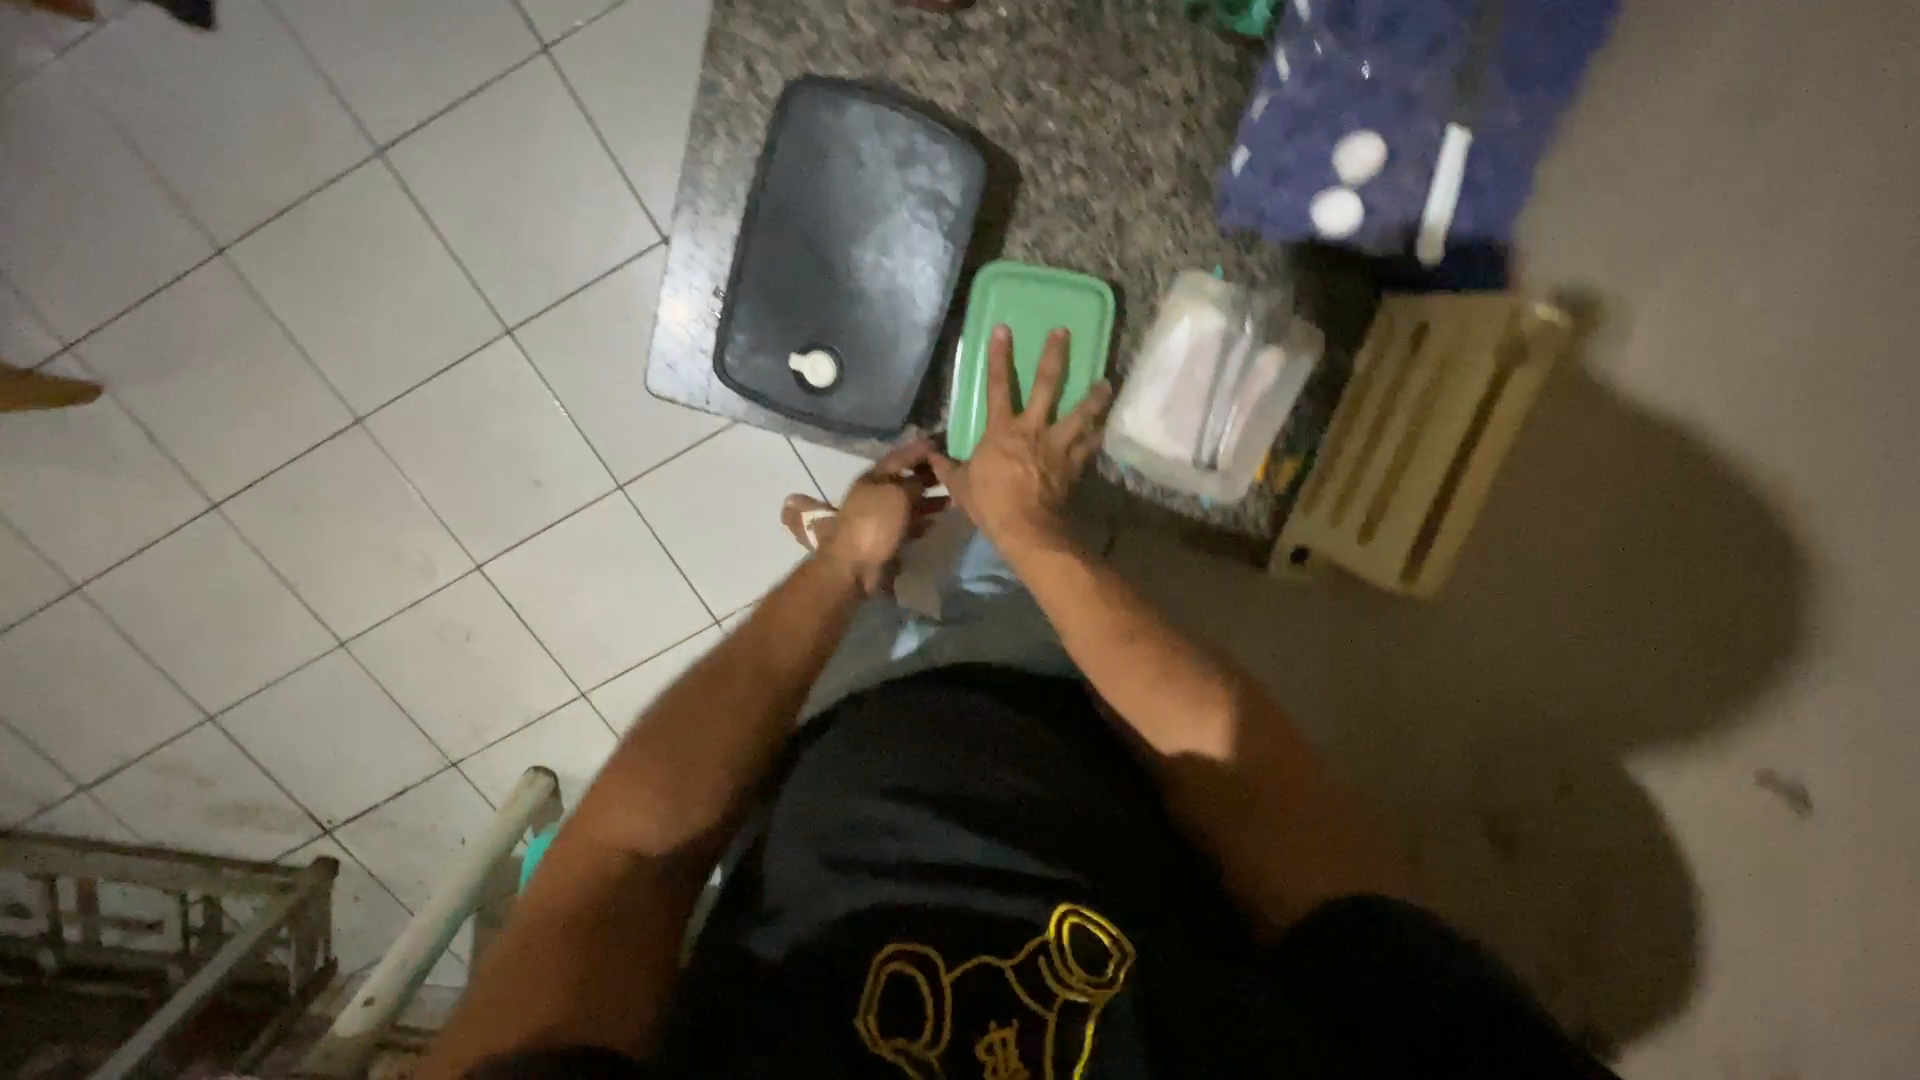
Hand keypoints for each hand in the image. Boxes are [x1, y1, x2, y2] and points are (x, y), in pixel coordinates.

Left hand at [816, 437, 944, 593]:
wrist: (855, 566)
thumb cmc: (874, 523)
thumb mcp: (897, 494)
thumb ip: (914, 482)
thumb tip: (923, 480)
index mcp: (874, 477)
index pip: (900, 456)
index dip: (920, 449)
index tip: (942, 442)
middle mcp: (877, 493)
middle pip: (906, 479)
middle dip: (929, 474)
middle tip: (954, 471)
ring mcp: (881, 517)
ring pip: (910, 502)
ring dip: (931, 499)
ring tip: (954, 498)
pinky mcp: (887, 538)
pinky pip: (910, 524)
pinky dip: (924, 520)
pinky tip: (939, 520)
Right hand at [931, 325, 1113, 553]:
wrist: (1026, 528)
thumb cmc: (990, 504)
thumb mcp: (961, 486)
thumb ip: (947, 468)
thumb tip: (931, 457)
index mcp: (1002, 430)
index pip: (998, 386)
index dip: (999, 357)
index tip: (1003, 329)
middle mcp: (1033, 429)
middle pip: (1047, 385)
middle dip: (1054, 356)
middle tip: (1063, 332)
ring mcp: (1057, 445)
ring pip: (1081, 412)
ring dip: (1094, 396)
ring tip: (1106, 382)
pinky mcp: (1073, 464)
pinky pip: (1089, 445)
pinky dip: (1097, 435)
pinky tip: (1105, 426)